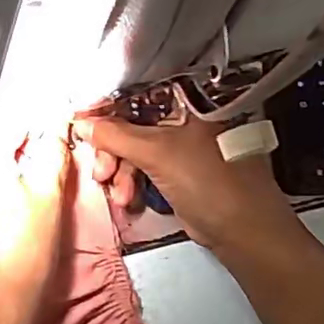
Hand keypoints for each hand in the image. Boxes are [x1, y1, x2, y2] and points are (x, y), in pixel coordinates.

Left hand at [0, 134, 73, 323]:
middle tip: (50, 158)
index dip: (38, 122)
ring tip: (35, 183)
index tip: (58, 129)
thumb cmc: (22, 258)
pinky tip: (16, 203)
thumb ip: (52, 152)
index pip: (7, 119)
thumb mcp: (49, 199)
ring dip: (11, 163)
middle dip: (23, 143)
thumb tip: (56, 127)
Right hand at [72, 118, 294, 253]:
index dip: (107, 110)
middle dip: (112, 151)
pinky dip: (132, 183)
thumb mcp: (158, 153)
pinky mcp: (177, 172)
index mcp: (187, 101)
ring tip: (120, 195)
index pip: (136, 94)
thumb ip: (116, 135)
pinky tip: (127, 198)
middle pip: (131, 124)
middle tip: (102, 173)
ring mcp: (181, 146)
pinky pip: (144, 169)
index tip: (82, 126)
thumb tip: (81, 123)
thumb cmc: (209, 181)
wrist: (242, 229)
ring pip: (134, 150)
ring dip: (120, 173)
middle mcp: (184, 118)